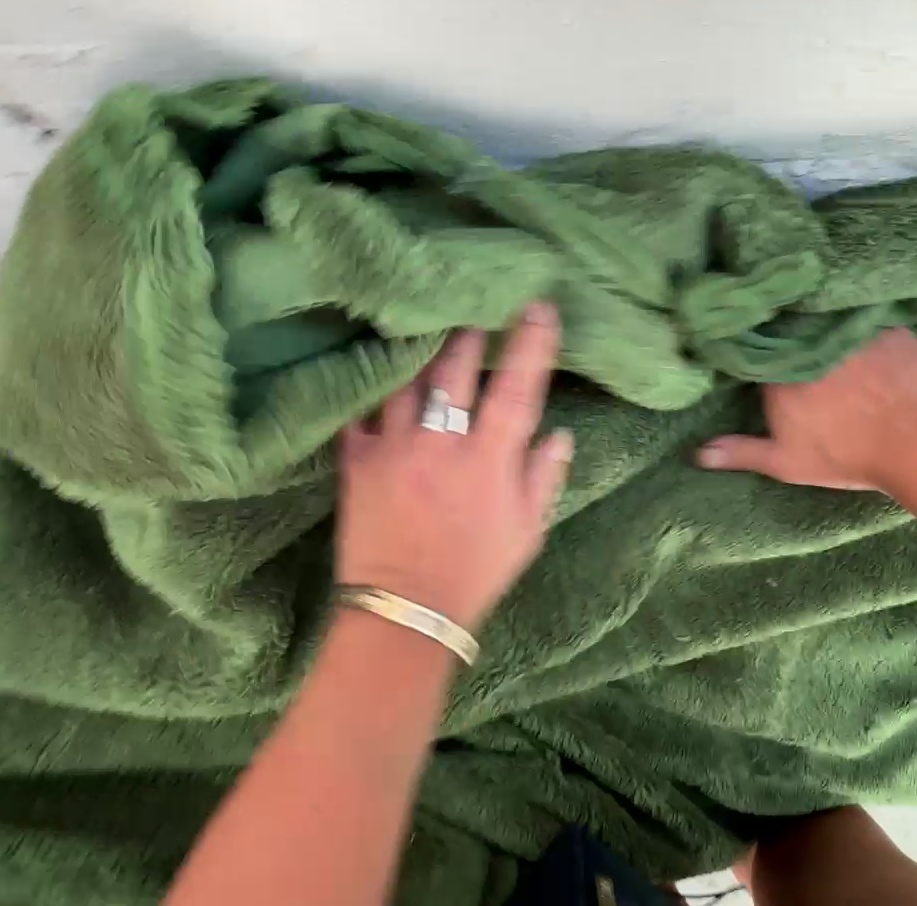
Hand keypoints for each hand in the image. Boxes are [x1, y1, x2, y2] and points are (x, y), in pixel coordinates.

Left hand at [334, 302, 573, 630]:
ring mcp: (394, 447)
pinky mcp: (357, 460)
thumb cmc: (476, 571)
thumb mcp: (528, 530)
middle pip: (455, 371)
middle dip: (468, 334)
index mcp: (488, 458)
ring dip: (419, 351)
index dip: (531, 343)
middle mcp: (441, 442)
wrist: (406, 610)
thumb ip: (544, 476)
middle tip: (473, 310)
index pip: (517, 387)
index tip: (538, 307)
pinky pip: (360, 412)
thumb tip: (559, 434)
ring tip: (422, 326)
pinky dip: (368, 389)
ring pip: (406, 381)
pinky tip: (372, 372)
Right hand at [696, 327, 916, 492]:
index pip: (753, 349)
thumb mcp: (787, 461)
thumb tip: (698, 454)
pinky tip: (862, 327)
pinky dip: (859, 321)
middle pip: (786, 328)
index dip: (753, 348)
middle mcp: (806, 342)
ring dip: (819, 322)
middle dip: (783, 330)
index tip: (752, 350)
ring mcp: (846, 330)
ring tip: (820, 327)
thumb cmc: (847, 454)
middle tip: (788, 339)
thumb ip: (741, 452)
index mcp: (776, 371)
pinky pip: (863, 315)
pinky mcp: (884, 325)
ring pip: (823, 318)